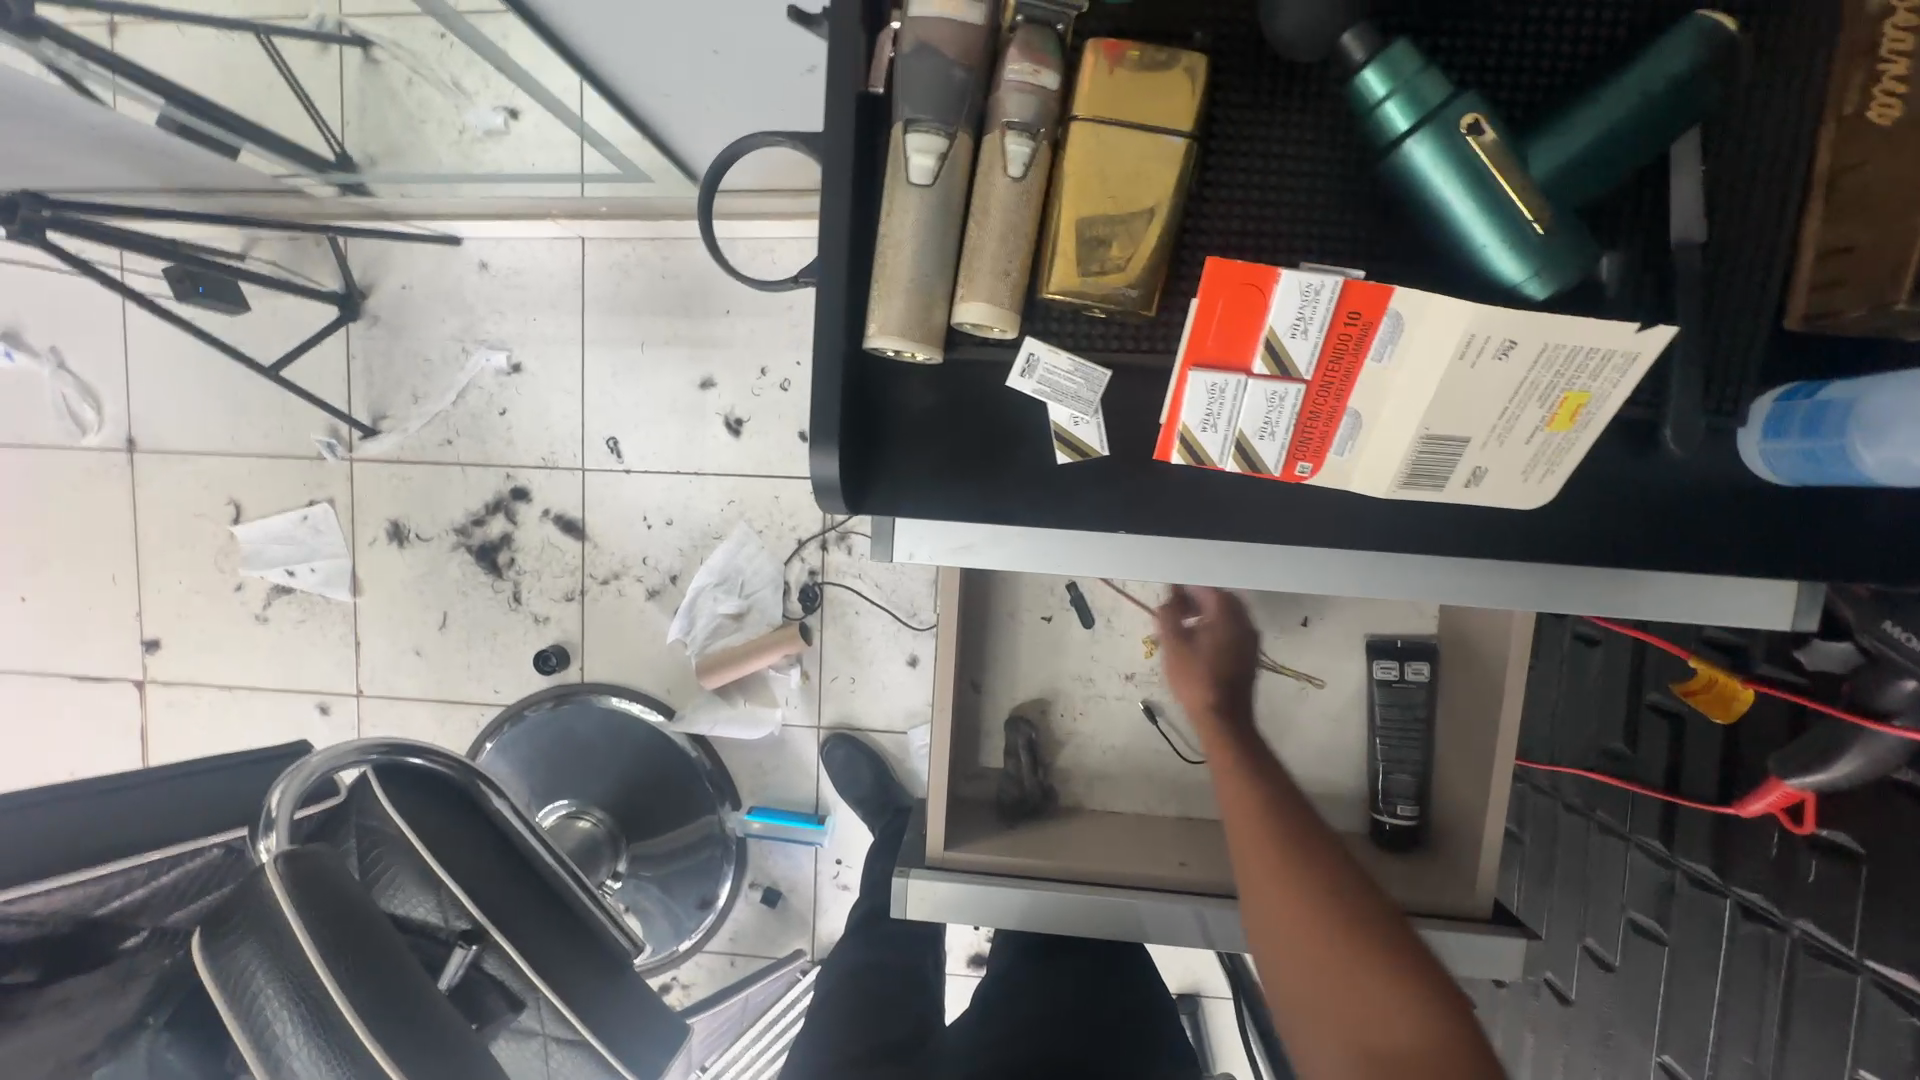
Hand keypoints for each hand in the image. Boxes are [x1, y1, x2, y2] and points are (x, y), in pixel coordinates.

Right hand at [1156, 585, 1258, 733]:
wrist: (1223, 718)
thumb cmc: (1195, 680)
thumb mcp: (1173, 645)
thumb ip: (1168, 615)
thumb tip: (1169, 599)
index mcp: (1227, 615)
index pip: (1206, 588)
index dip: (1185, 588)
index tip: (1168, 594)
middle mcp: (1245, 622)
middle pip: (1220, 599)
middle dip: (1197, 600)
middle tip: (1175, 609)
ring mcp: (1250, 640)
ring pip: (1228, 615)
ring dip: (1206, 614)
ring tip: (1183, 626)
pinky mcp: (1250, 655)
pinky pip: (1232, 630)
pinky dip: (1215, 628)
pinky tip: (1198, 642)